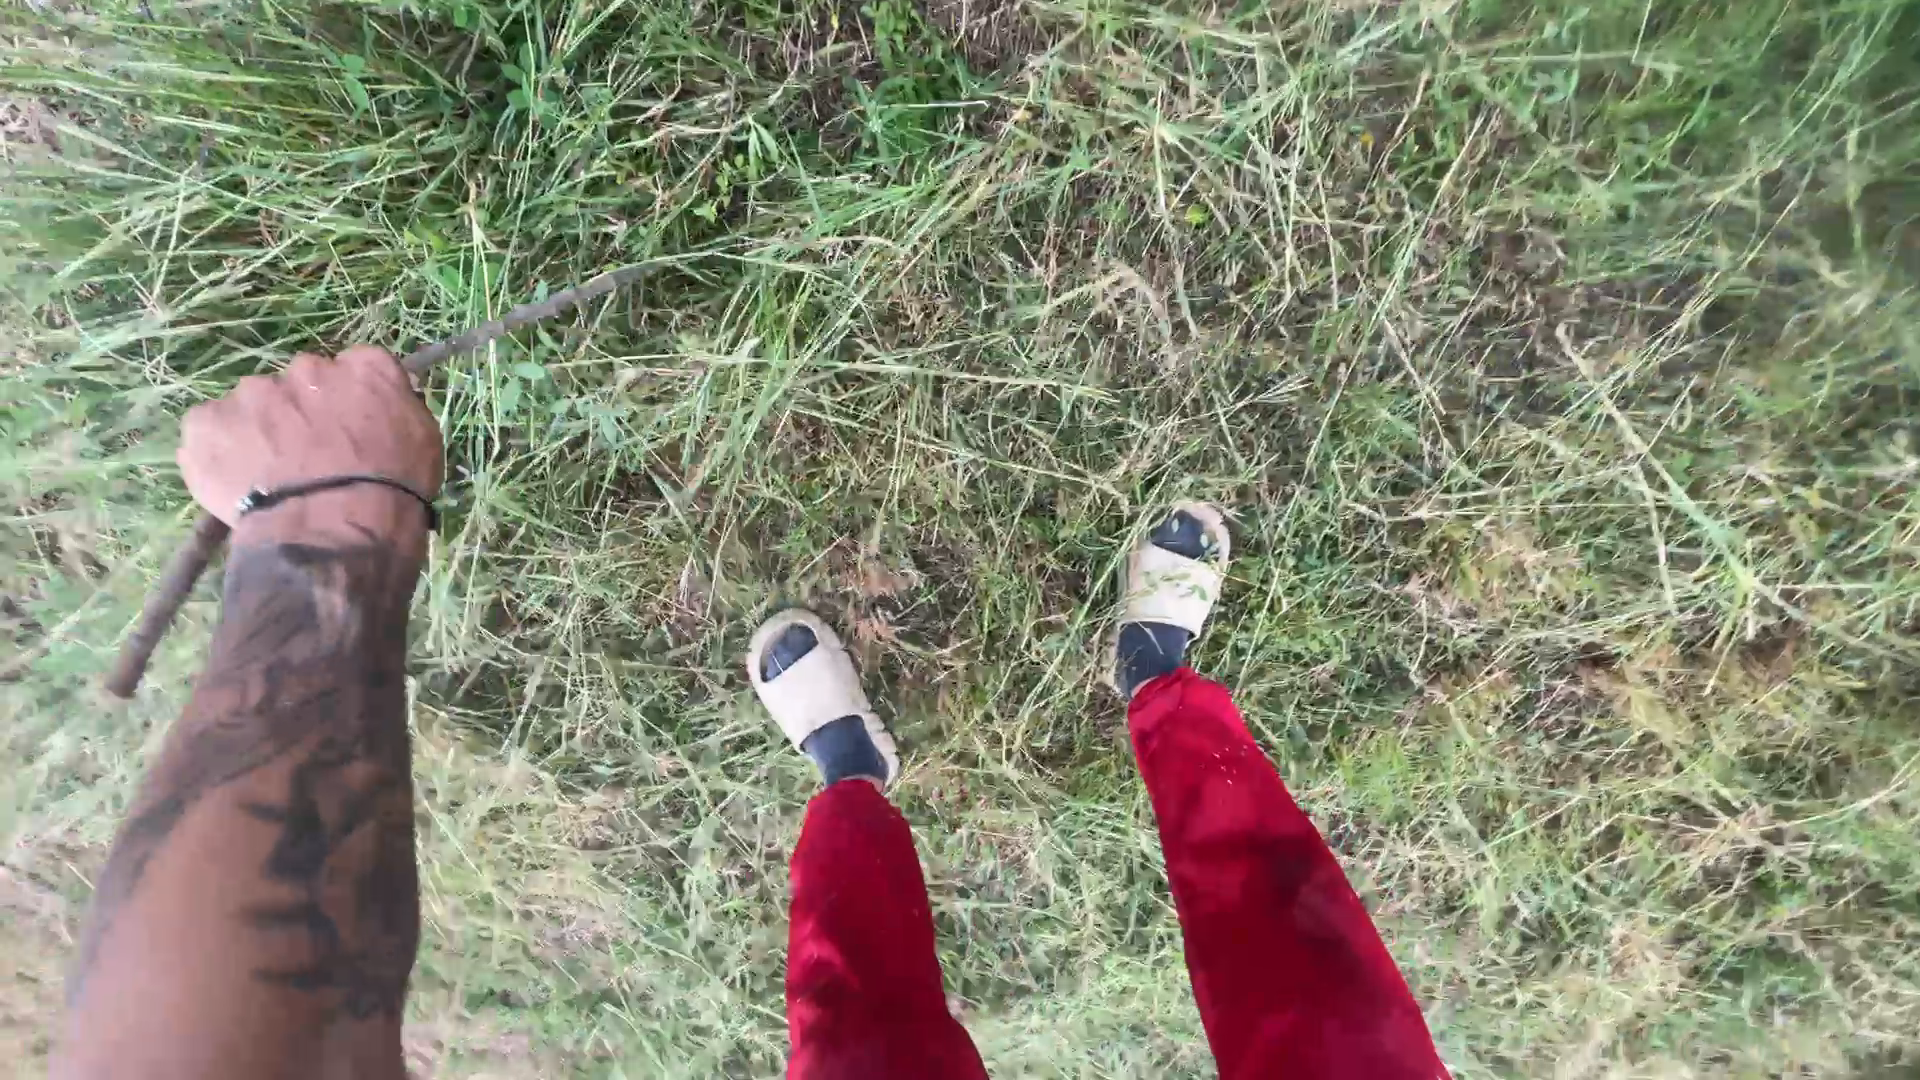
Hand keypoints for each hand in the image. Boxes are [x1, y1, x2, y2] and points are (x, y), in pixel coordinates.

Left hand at [179, 346, 443, 550]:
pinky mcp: (207, 421)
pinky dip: (229, 448)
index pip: (362, 364)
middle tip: (320, 448)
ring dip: (267, 426)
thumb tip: (383, 402)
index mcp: (365, 370)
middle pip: (305, 379)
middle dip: (309, 406)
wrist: (337, 524)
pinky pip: (215, 429)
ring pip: (258, 404)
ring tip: (281, 470)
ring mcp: (251, 392)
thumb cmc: (396, 484)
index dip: (360, 392)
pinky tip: (248, 478)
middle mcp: (307, 367)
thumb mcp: (423, 440)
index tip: (363, 418)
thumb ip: (398, 408)